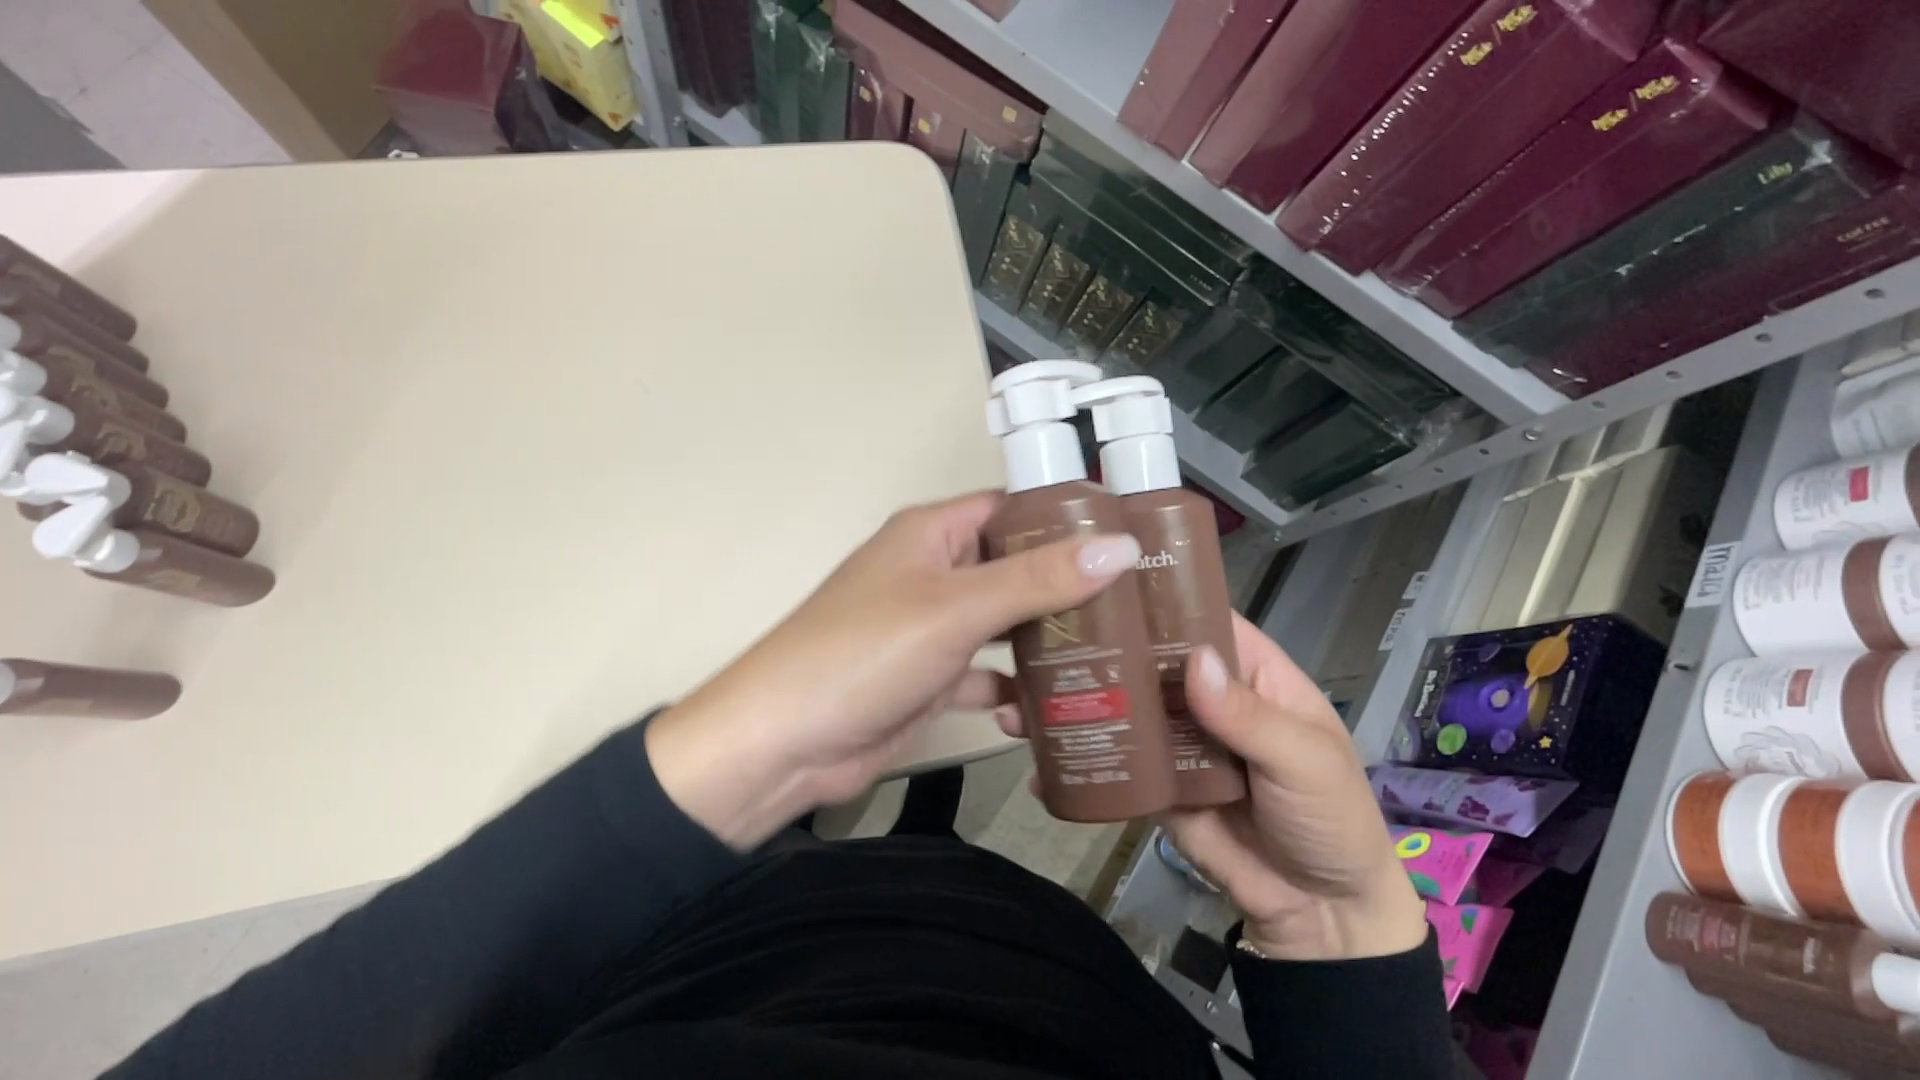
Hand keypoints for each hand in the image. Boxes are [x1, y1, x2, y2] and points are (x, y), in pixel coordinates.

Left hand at [645, 491, 1140, 849]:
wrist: (785, 743)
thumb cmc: (864, 653)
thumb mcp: (956, 609)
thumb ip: (1038, 579)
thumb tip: (1121, 546)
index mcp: (932, 534)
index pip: (1012, 507)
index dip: (1068, 517)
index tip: (1133, 535)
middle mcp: (934, 572)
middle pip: (1016, 568)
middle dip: (1070, 587)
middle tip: (1142, 606)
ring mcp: (931, 629)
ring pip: (1006, 626)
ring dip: (1048, 643)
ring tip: (1117, 658)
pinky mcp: (930, 681)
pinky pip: (986, 677)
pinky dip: (1013, 692)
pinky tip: (1046, 713)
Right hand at [990, 613, 1425, 960]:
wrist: (1318, 912)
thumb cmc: (1330, 817)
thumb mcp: (1305, 760)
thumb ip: (1250, 716)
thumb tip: (1193, 660)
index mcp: (1247, 671)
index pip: (1197, 615)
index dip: (1154, 594)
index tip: (1096, 572)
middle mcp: (1202, 694)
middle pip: (1145, 656)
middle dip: (1095, 644)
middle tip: (1032, 630)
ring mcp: (1173, 738)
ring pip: (1120, 704)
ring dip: (1074, 699)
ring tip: (1015, 693)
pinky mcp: (1151, 782)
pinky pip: (1113, 761)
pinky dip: (1077, 757)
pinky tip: (1033, 756)